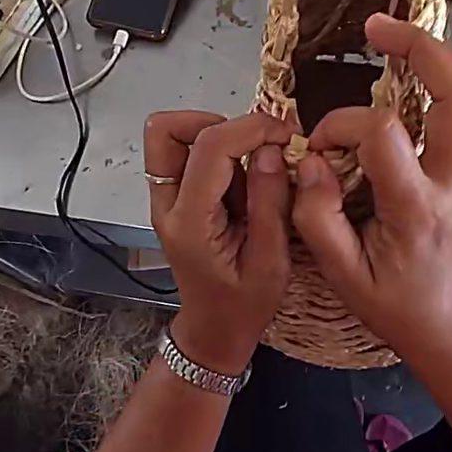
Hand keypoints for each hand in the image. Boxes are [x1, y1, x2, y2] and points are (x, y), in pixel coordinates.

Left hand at [144, 111, 294, 375]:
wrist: (214, 329)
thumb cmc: (244, 306)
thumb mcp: (271, 262)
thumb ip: (270, 203)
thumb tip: (270, 149)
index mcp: (190, 222)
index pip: (209, 148)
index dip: (251, 128)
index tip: (286, 135)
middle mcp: (167, 204)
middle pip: (166, 130)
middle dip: (217, 122)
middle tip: (257, 144)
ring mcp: (167, 200)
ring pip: (173, 137)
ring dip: (219, 136)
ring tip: (255, 164)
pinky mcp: (176, 198)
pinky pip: (188, 155)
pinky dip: (221, 152)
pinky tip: (247, 180)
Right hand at [290, 14, 451, 360]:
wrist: (438, 318)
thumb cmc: (390, 302)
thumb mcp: (340, 274)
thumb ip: (317, 217)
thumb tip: (312, 162)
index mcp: (415, 208)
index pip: (383, 135)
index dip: (341, 126)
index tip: (317, 147)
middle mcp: (450, 182)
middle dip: (421, 48)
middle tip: (377, 26)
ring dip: (440, 57)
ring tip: (395, 37)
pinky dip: (446, 80)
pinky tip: (414, 70)